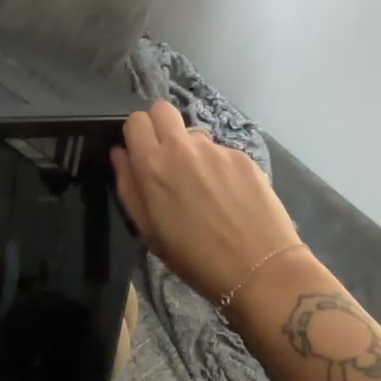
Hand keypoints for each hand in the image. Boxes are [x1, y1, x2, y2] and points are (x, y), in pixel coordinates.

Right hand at [111, 100, 300, 304]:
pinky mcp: (242, 156)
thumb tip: (120, 154)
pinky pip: (221, 151)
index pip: (135, 120)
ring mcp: (215, 149)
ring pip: (194, 133)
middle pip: (162, 109)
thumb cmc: (196, 260)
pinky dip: (220, 167)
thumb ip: (128, 186)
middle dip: (160, 125)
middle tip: (168, 157)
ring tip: (206, 186)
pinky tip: (231, 195)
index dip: (137, 134)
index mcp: (153, 165)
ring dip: (192, 150)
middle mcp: (182, 148)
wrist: (261, 272)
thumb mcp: (149, 231)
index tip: (142, 153)